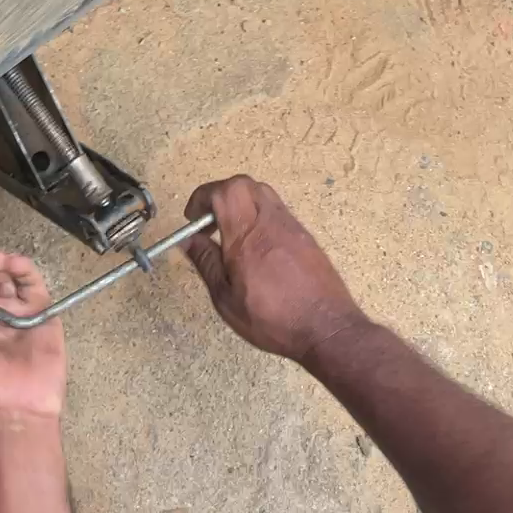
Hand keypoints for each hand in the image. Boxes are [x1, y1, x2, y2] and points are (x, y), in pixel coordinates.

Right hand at [181, 175, 366, 361]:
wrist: (326, 328)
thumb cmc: (271, 319)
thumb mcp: (225, 297)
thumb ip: (205, 262)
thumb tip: (187, 240)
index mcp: (246, 236)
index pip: (223, 191)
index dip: (202, 197)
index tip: (193, 220)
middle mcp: (270, 222)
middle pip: (243, 184)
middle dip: (220, 195)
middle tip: (209, 223)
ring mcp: (291, 226)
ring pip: (262, 193)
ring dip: (240, 204)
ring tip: (230, 235)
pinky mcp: (305, 236)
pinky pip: (277, 211)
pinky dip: (258, 216)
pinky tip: (254, 247)